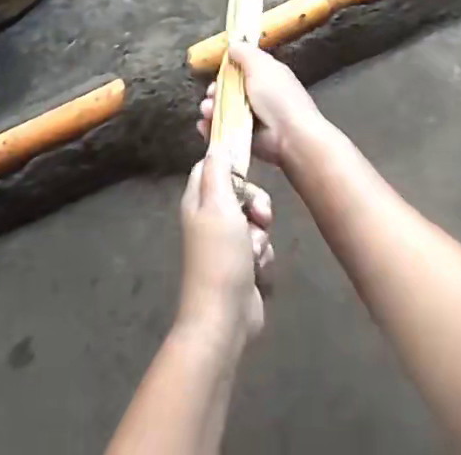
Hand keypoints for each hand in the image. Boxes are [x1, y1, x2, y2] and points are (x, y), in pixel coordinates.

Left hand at [177, 149, 273, 343]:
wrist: (225, 317)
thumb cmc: (219, 256)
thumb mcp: (218, 204)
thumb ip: (218, 171)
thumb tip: (215, 143)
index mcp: (197, 201)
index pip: (212, 166)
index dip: (231, 163)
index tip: (250, 166)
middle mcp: (210, 219)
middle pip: (240, 192)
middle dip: (256, 203)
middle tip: (259, 216)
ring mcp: (226, 243)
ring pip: (255, 220)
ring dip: (261, 233)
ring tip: (255, 250)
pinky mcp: (242, 264)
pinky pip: (260, 245)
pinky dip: (262, 255)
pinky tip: (258, 268)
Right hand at [197, 43, 326, 166]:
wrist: (290, 136)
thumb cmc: (277, 96)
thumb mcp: (261, 65)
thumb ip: (245, 53)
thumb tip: (233, 45)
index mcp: (266, 75)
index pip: (241, 69)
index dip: (227, 70)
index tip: (218, 72)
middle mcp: (258, 95)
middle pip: (228, 90)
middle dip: (215, 91)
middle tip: (211, 95)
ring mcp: (251, 117)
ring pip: (222, 110)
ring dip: (211, 109)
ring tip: (209, 112)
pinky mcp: (243, 137)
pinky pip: (222, 130)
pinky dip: (211, 128)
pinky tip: (205, 126)